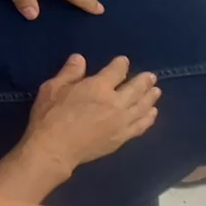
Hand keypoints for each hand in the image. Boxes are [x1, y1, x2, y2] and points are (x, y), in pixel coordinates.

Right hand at [17, 54, 158, 175]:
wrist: (55, 147)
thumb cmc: (49, 115)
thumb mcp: (52, 88)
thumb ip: (69, 73)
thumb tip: (80, 58)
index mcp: (98, 87)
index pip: (116, 71)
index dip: (121, 64)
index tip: (124, 61)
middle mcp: (116, 102)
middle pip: (136, 88)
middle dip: (144, 80)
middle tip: (151, 76)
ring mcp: (122, 121)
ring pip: (143, 106)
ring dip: (150, 97)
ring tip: (156, 91)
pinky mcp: (122, 137)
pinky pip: (141, 125)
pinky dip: (149, 118)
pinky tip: (152, 113)